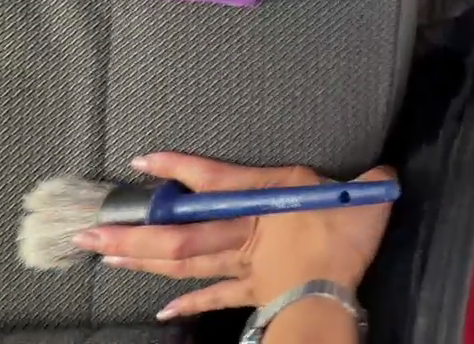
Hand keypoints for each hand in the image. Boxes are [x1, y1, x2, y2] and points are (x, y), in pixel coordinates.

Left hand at [74, 152, 395, 321]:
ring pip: (185, 260)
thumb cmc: (342, 238)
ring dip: (145, 259)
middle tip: (90, 230)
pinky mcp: (250, 291)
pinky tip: (163, 312)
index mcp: (268, 195)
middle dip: (135, 229)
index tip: (142, 162)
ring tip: (108, 257)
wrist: (331, 293)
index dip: (179, 170)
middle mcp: (245, 227)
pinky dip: (189, 304)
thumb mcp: (368, 196)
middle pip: (181, 229)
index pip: (215, 179)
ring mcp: (242, 263)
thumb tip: (383, 175)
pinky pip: (213, 297)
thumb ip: (371, 181)